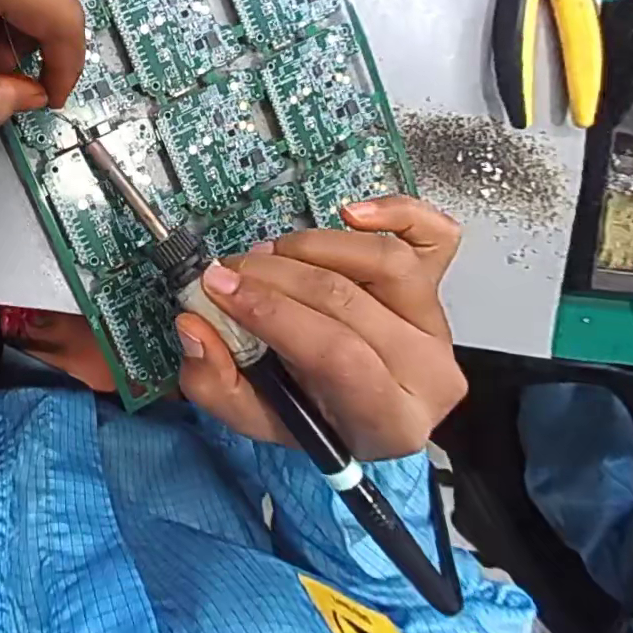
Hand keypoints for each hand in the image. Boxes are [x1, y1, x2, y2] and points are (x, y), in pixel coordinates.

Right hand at [175, 196, 466, 459]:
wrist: (351, 408)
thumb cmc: (304, 414)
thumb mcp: (250, 417)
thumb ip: (213, 382)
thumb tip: (193, 324)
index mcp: (386, 420)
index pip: (337, 354)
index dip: (271, 312)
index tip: (218, 287)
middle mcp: (427, 372)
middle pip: (348, 301)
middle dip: (273, 277)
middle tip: (227, 270)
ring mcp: (437, 326)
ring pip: (384, 262)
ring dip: (313, 246)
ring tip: (269, 252)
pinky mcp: (439, 288)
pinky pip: (435, 236)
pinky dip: (396, 212)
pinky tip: (349, 212)